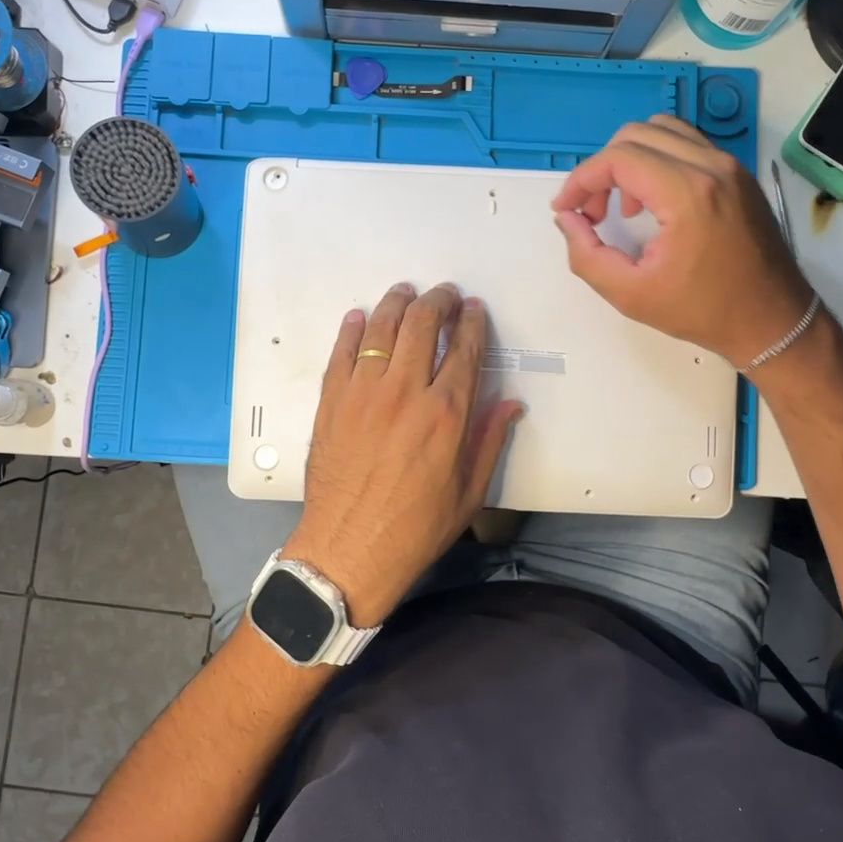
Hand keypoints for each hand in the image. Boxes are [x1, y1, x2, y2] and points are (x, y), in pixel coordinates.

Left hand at [282, 283, 523, 624]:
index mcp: (447, 414)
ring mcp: (363, 394)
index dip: (472, 322)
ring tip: (405, 293)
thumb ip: (489, 441)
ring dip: (396, 304)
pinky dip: (352, 330)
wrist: (349, 549)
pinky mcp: (332, 403)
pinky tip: (359, 318)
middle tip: (443, 294)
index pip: (464, 349)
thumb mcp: (469, 493)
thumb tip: (511, 405)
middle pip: (422, 325)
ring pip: (382, 330)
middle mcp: (406, 393)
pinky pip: (342, 353)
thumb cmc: (415, 528)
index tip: (474, 310)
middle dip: (438, 301)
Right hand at [552, 116, 815, 369]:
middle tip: (591, 213)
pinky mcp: (738, 173)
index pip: (618, 158)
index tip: (565, 210)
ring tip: (621, 205)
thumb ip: (586, 254)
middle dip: (602, 170)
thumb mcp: (630, 294)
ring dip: (630, 160)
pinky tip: (651, 201)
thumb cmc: (702, 311)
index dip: (580, 180)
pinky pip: (688, 144)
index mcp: (687, 194)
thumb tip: (567, 218)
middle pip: (636, 135)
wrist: (772, 320)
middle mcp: (712, 166)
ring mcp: (730, 166)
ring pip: (663, 130)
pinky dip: (657, 160)